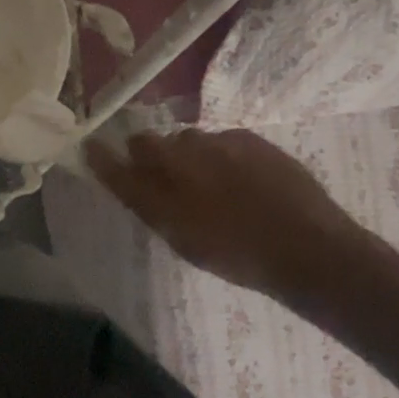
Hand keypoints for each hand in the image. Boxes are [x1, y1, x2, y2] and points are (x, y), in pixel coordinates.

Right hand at [87, 128, 368, 296]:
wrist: (308, 248)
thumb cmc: (240, 258)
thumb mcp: (186, 243)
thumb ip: (156, 210)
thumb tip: (136, 184)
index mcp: (162, 197)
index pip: (118, 169)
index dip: (101, 158)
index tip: (90, 148)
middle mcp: (182, 163)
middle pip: (148, 143)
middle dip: (147, 152)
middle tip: (160, 173)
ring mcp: (217, 145)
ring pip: (186, 139)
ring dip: (186, 152)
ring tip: (207, 178)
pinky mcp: (249, 138)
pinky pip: (221, 139)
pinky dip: (220, 153)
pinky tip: (239, 176)